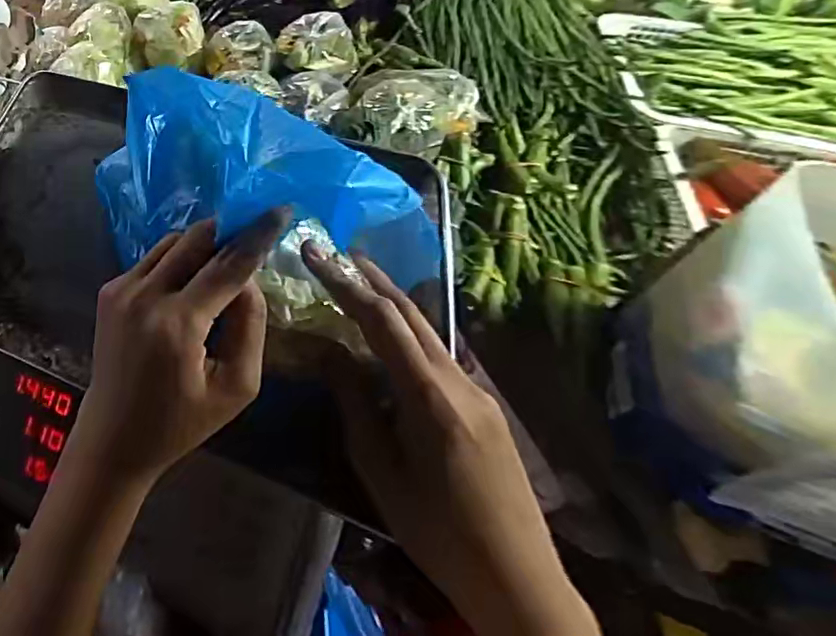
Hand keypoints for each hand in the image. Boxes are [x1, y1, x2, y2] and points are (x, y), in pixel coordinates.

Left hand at [71, 208, 289, 484]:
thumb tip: (247, 276)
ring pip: (172, 243)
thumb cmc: (182, 422)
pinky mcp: (109, 290)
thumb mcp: (236, 387)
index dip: (256, 235)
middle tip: (252, 233)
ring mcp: (120, 289)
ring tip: (220, 271)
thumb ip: (250, 324)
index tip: (280, 209)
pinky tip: (188, 288)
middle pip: (194, 240)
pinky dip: (177, 262)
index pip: (226, 266)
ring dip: (201, 247)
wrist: (114, 436)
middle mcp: (143, 296)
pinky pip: (153, 259)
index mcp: (177, 325)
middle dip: (227, 232)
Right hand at [303, 247, 597, 635]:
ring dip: (393, 303)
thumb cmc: (436, 531)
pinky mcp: (487, 409)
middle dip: (372, 278)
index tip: (315, 253)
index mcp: (429, 394)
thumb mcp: (378, 468)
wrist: (520, 582)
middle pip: (412, 314)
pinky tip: (393, 340)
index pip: (380, 319)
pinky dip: (410, 334)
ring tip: (360, 281)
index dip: (344, 282)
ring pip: (429, 332)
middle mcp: (459, 380)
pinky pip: (441, 356)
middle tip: (337, 253)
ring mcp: (479, 393)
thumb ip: (354, 401)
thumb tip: (329, 348)